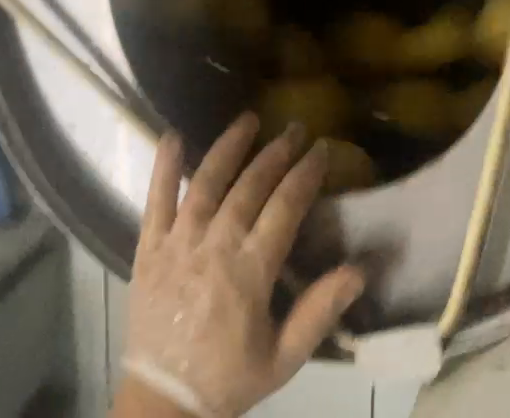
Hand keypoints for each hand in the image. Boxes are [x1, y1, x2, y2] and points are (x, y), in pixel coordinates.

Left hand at [118, 114, 365, 417]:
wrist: (164, 402)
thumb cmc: (229, 377)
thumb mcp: (284, 356)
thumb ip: (320, 311)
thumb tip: (360, 270)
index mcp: (250, 271)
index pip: (285, 207)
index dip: (305, 174)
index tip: (321, 150)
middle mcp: (215, 246)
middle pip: (250, 187)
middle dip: (276, 153)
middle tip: (295, 128)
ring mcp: (178, 244)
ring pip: (206, 183)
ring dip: (229, 147)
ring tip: (249, 119)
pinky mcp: (148, 248)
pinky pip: (154, 201)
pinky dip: (163, 167)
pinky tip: (172, 135)